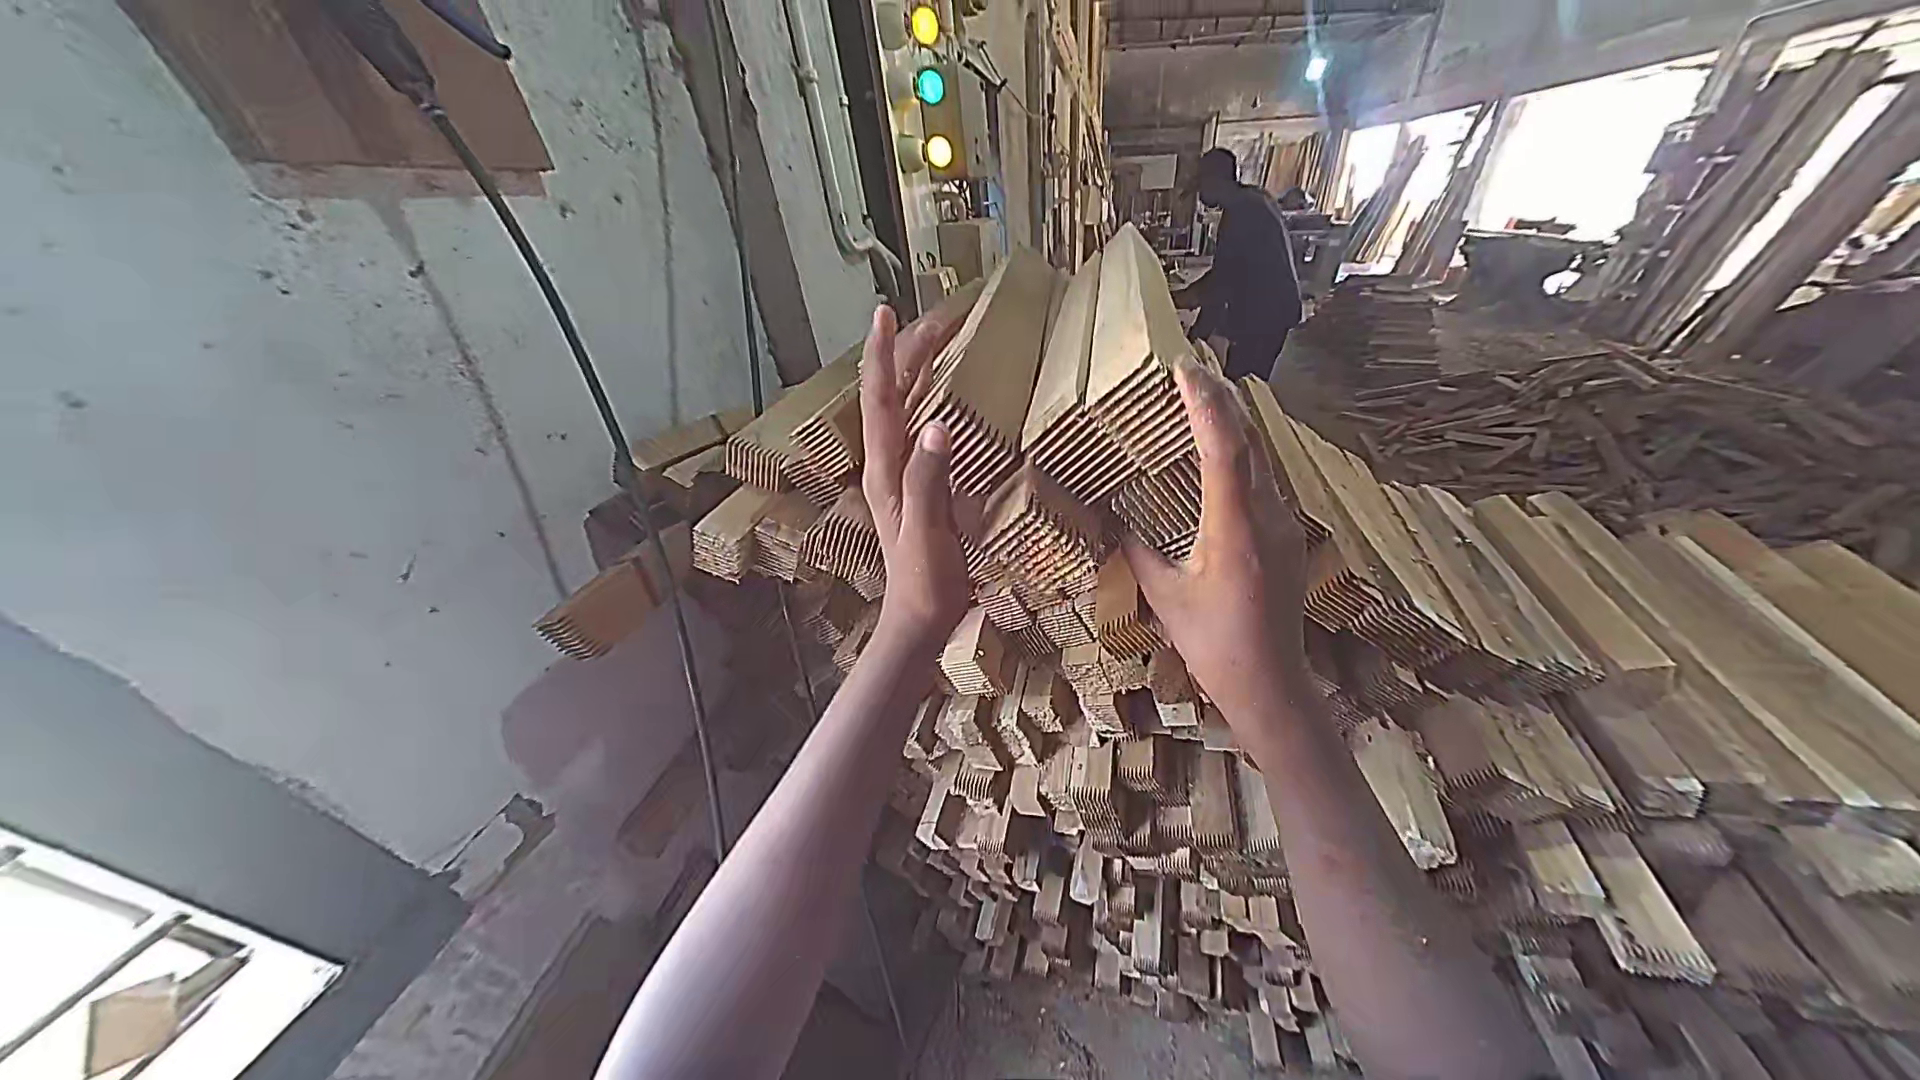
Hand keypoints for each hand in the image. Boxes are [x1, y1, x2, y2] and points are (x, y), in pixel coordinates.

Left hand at [860, 305, 968, 650]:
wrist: (919, 619)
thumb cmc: (924, 580)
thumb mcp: (927, 531)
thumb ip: (928, 480)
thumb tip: (938, 425)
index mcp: (884, 470)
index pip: (879, 400)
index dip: (881, 355)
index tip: (886, 313)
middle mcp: (886, 466)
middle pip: (891, 396)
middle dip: (907, 353)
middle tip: (936, 319)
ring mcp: (900, 476)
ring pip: (905, 410)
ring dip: (917, 373)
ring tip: (939, 342)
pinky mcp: (917, 488)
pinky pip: (919, 432)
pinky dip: (932, 403)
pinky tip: (947, 397)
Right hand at [1123, 357, 1307, 721]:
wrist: (1271, 683)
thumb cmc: (1212, 643)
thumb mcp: (1165, 596)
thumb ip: (1137, 552)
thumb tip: (1110, 523)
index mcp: (1234, 528)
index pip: (1224, 449)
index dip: (1205, 405)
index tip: (1185, 370)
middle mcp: (1267, 516)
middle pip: (1251, 441)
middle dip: (1223, 399)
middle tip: (1194, 368)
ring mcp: (1285, 525)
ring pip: (1263, 458)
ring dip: (1236, 423)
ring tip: (1208, 396)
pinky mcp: (1288, 537)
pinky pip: (1266, 479)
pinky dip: (1243, 453)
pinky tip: (1226, 452)